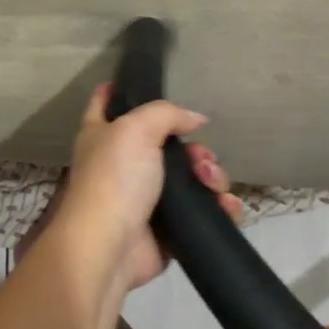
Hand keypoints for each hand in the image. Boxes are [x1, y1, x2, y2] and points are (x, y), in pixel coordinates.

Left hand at [66, 84, 242, 286]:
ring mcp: (145, 196)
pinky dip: (219, 207)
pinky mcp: (168, 226)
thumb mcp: (135, 130)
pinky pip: (203, 210)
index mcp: (101, 134)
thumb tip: (194, 118)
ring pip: (190, 177)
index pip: (105, 102)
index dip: (119, 90)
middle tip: (200, 160)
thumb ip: (165, 114)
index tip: (145, 84)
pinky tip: (227, 207)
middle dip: (195, 148)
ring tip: (211, 185)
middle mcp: (121, 162)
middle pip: (167, 143)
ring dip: (211, 176)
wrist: (111, 245)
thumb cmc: (115, 178)